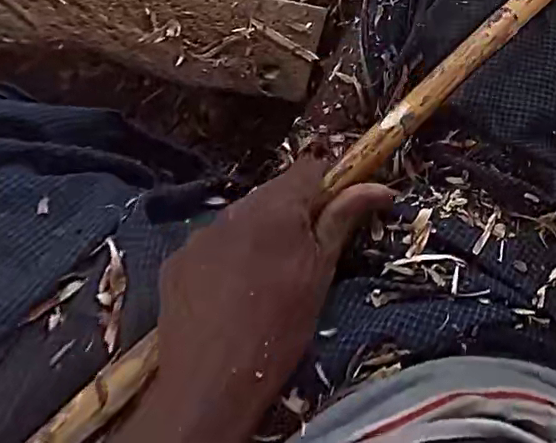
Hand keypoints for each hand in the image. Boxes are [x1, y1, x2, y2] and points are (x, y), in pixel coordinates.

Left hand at [123, 162, 392, 442]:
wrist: (208, 388)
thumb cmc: (280, 325)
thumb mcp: (322, 269)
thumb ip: (344, 217)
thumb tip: (379, 186)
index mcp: (277, 207)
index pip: (311, 167)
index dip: (330, 181)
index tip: (340, 206)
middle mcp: (236, 210)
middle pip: (277, 190)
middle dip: (296, 208)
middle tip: (309, 246)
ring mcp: (200, 236)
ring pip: (246, 215)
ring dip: (264, 229)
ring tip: (270, 270)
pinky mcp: (176, 262)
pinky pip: (215, 241)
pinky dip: (231, 251)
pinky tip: (235, 286)